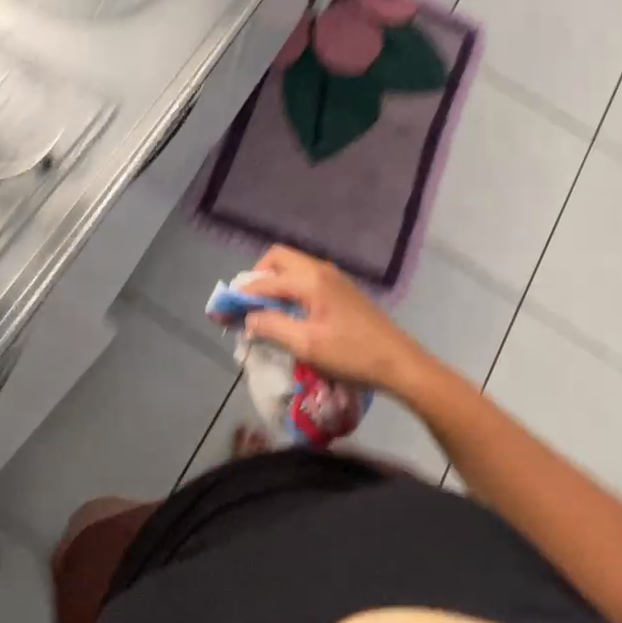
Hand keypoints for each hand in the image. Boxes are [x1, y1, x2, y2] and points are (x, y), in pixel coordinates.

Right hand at [239, 246, 439, 396]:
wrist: (398, 363)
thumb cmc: (352, 355)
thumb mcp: (306, 346)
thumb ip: (272, 327)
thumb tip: (248, 318)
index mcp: (311, 280)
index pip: (265, 280)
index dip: (241, 295)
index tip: (222, 311)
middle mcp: (321, 270)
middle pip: (279, 259)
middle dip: (258, 277)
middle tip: (247, 305)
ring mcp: (335, 279)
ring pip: (294, 267)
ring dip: (275, 283)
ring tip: (263, 311)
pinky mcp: (342, 291)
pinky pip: (307, 279)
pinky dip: (290, 289)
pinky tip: (290, 314)